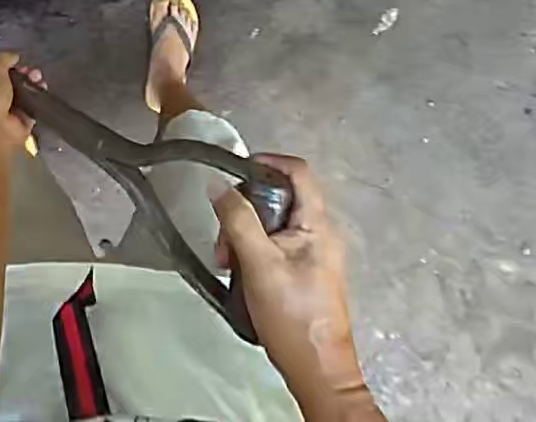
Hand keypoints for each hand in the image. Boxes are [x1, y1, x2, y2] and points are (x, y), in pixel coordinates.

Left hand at [0, 51, 39, 151]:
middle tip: (32, 70)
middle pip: (14, 81)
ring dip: (33, 83)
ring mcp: (10, 111)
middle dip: (24, 73)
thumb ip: (3, 59)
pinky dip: (39, 97)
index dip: (9, 65)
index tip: (19, 60)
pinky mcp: (24, 121)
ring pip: (25, 92)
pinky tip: (43, 89)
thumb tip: (13, 54)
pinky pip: (33, 106)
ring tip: (38, 78)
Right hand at [213, 155, 374, 416]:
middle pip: (277, 195)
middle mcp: (319, 233)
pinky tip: (238, 270)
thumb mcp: (259, 263)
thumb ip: (237, 219)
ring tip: (227, 260)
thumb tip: (216, 183)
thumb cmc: (293, 318)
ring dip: (242, 232)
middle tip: (225, 233)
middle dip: (244, 207)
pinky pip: (272, 242)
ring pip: (270, 220)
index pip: (298, 171)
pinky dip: (251, 249)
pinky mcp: (302, 270)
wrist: (318, 375)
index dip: (267, 161)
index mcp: (317, 225)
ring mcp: (312, 253)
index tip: (238, 170)